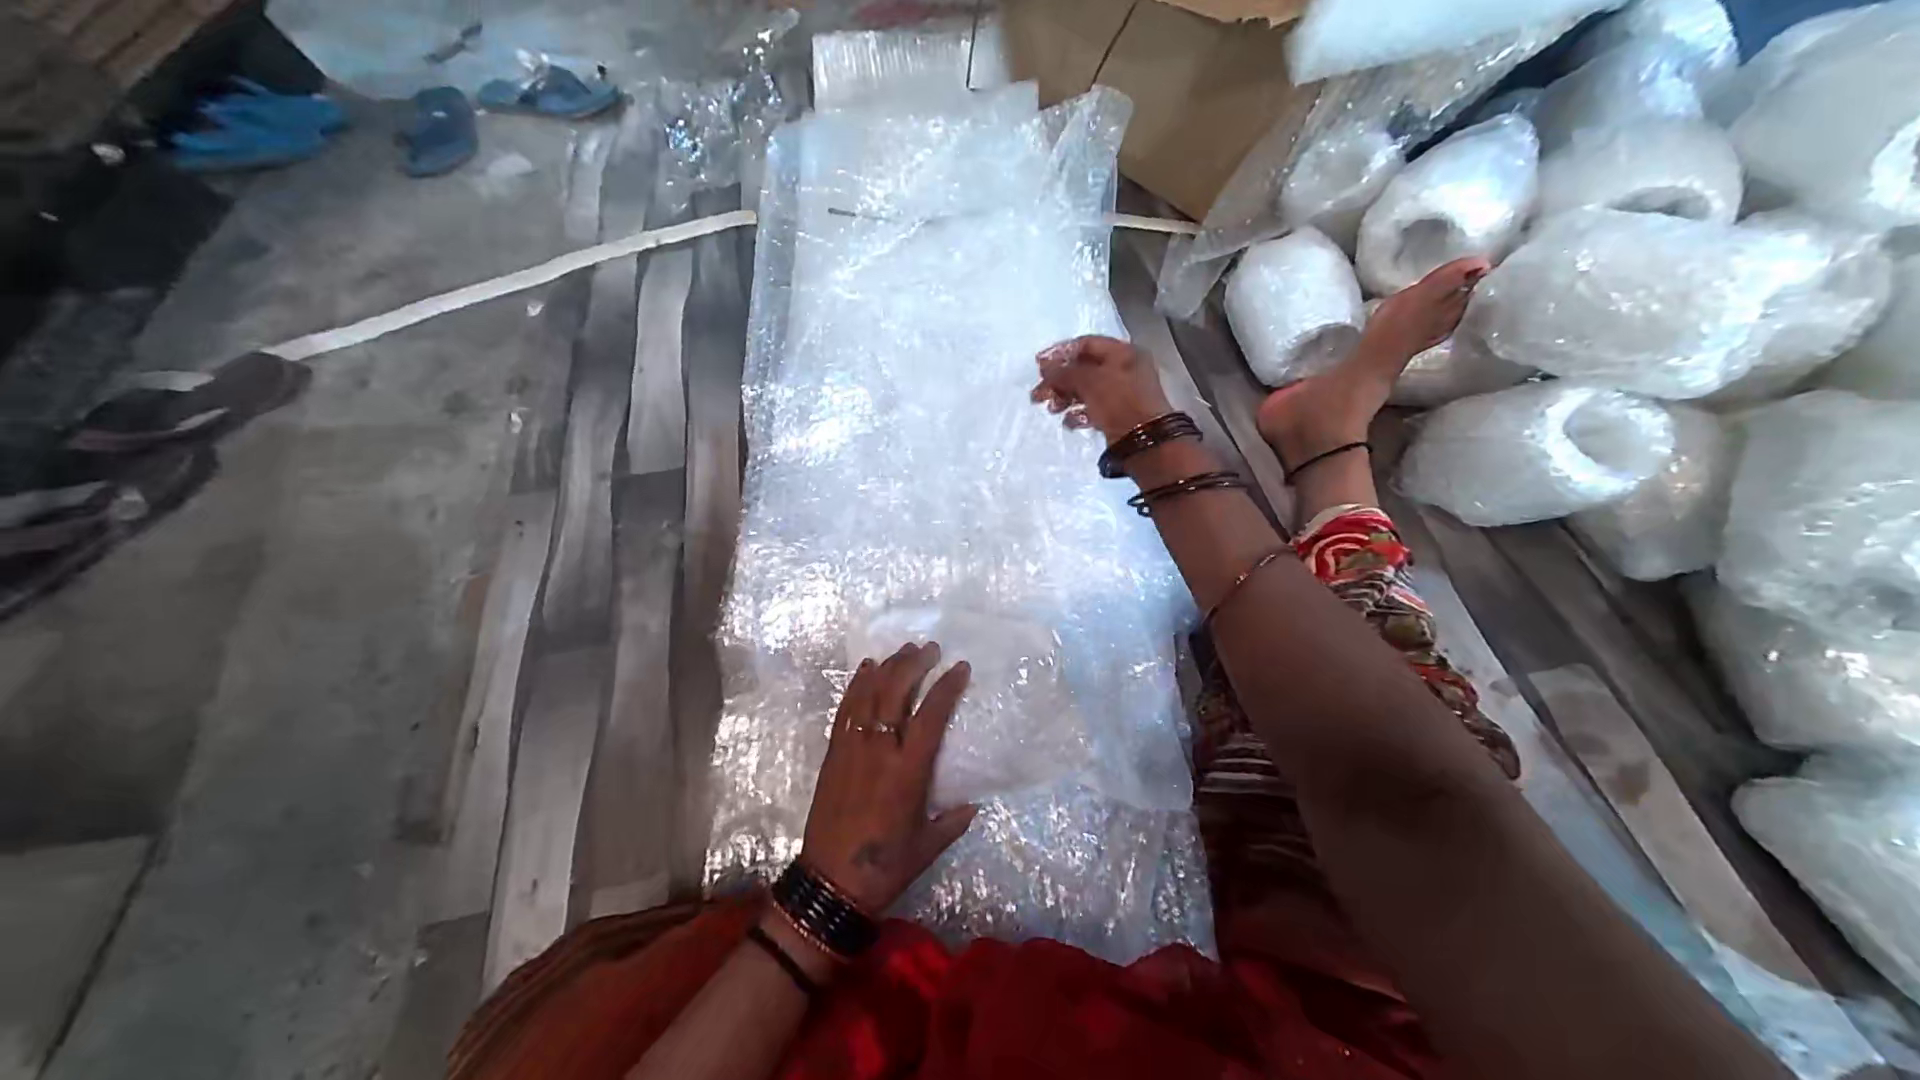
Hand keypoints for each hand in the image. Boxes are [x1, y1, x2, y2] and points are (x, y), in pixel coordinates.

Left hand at [801, 642, 976, 912]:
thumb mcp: (928, 846)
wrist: (830, 882)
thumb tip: (973, 804)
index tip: (960, 667)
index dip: (947, 687)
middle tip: (930, 649)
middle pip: (896, 693)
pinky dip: (856, 685)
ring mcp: (852, 749)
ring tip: (903, 650)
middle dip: (914, 665)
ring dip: (887, 668)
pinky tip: (866, 669)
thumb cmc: (886, 866)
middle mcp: (880, 751)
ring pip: (869, 695)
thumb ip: (953, 821)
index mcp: (908, 771)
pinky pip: (845, 710)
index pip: (931, 716)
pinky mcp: (833, 754)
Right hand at [1030, 335, 1173, 442]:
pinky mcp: (1119, 415)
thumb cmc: (1119, 402)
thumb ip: (1064, 372)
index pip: (1086, 344)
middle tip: (1039, 394)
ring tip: (1052, 409)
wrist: (1144, 441)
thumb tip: (1045, 367)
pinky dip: (1079, 414)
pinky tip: (1069, 422)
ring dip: (1066, 397)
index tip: (1039, 366)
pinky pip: (1094, 409)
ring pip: (1087, 390)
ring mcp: (1123, 394)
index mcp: (1124, 353)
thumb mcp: (1090, 381)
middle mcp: (1125, 370)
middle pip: (1084, 368)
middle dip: (1059, 380)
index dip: (1060, 352)